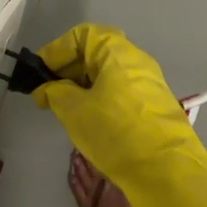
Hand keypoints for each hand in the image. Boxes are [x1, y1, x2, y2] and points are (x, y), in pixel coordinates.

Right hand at [31, 24, 206, 180]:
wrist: (166, 170)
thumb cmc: (116, 132)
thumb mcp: (75, 111)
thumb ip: (56, 92)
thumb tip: (48, 87)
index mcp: (117, 51)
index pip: (81, 36)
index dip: (57, 50)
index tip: (40, 73)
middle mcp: (137, 59)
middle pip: (96, 52)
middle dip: (69, 69)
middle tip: (48, 93)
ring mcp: (150, 81)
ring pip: (109, 72)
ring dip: (84, 85)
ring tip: (65, 108)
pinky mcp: (155, 103)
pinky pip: (121, 89)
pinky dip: (101, 96)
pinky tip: (90, 119)